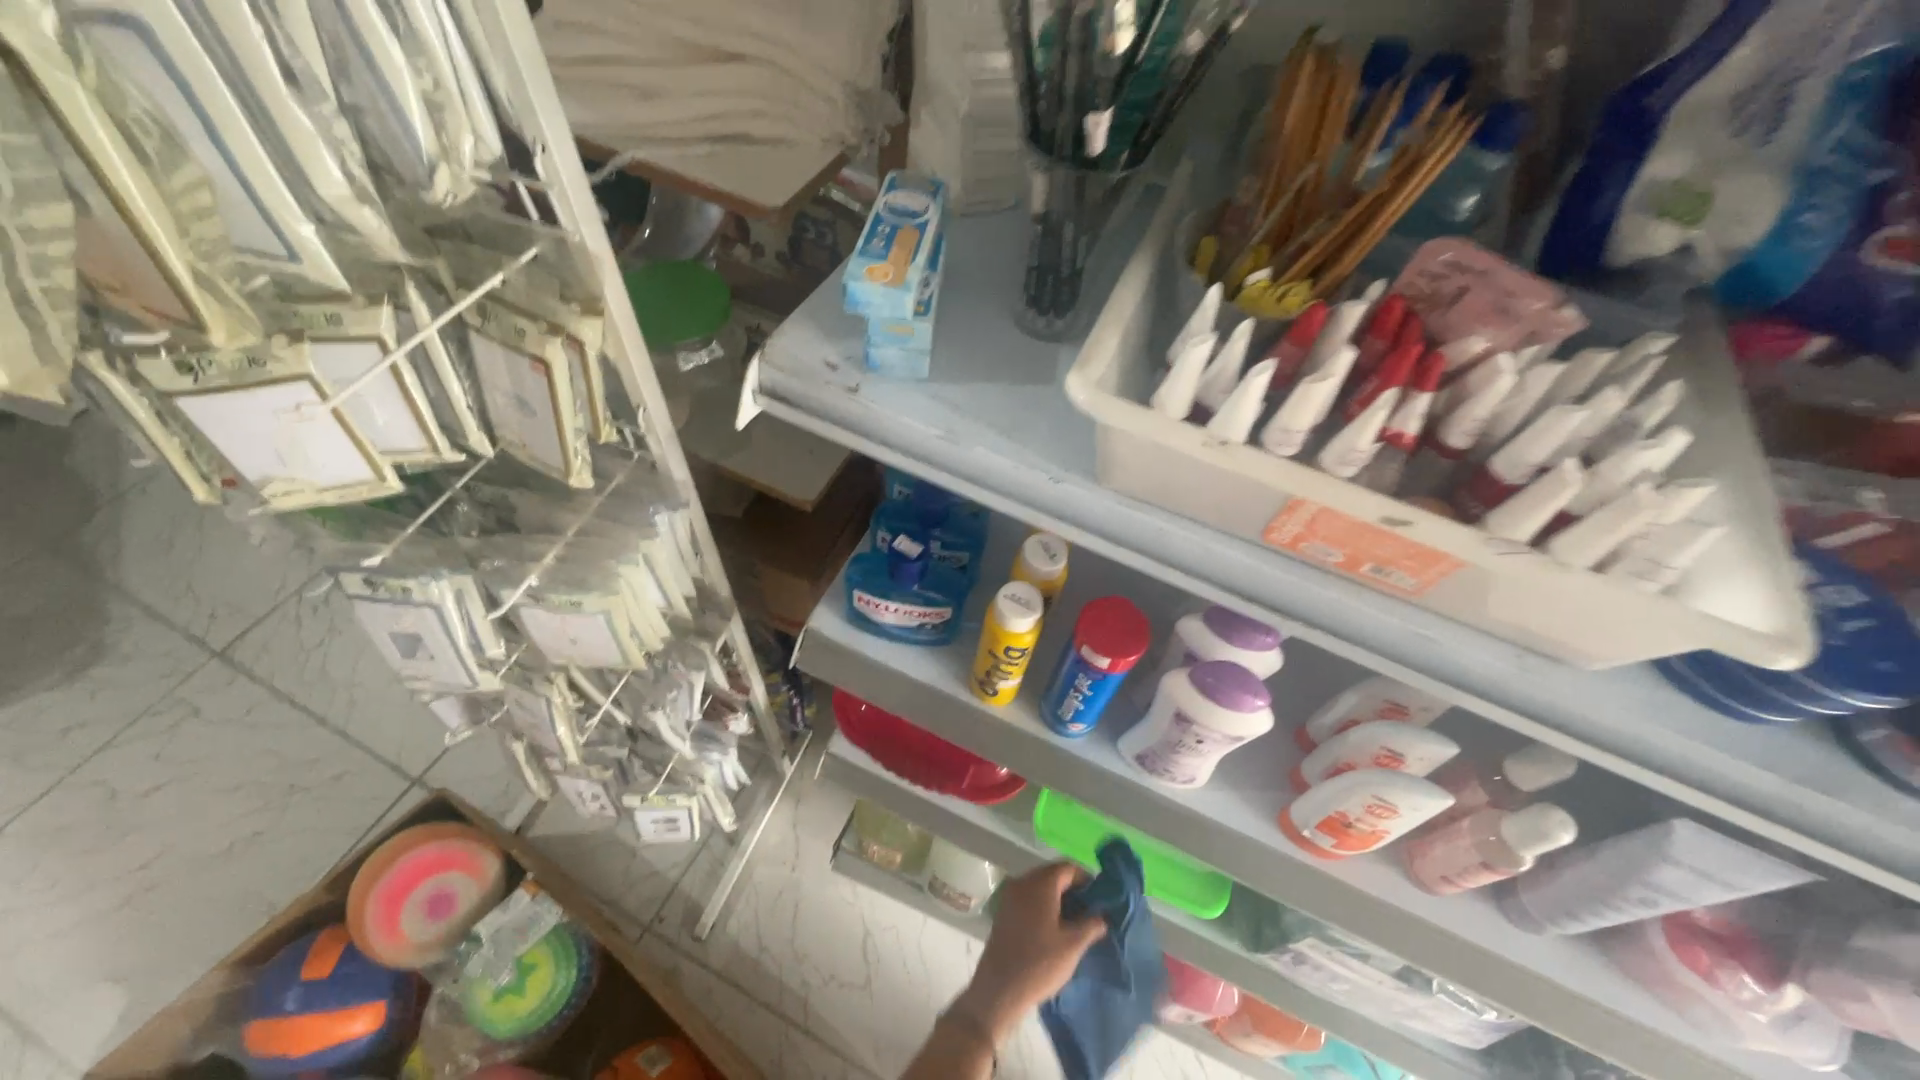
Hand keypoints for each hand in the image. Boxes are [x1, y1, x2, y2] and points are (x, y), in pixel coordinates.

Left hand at [953, 862, 1106, 1044]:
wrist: (999, 990)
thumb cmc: (1039, 964)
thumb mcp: (1073, 945)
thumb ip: (1092, 924)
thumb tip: (1102, 916)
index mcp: (1040, 884)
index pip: (1068, 867)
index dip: (1087, 880)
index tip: (1100, 900)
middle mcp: (1022, 883)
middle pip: (1053, 875)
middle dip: (1073, 890)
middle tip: (1090, 912)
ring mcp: (1009, 897)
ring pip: (1040, 888)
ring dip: (1058, 899)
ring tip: (1075, 923)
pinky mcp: (1003, 913)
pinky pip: (1028, 899)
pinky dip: (1043, 906)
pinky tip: (1054, 929)